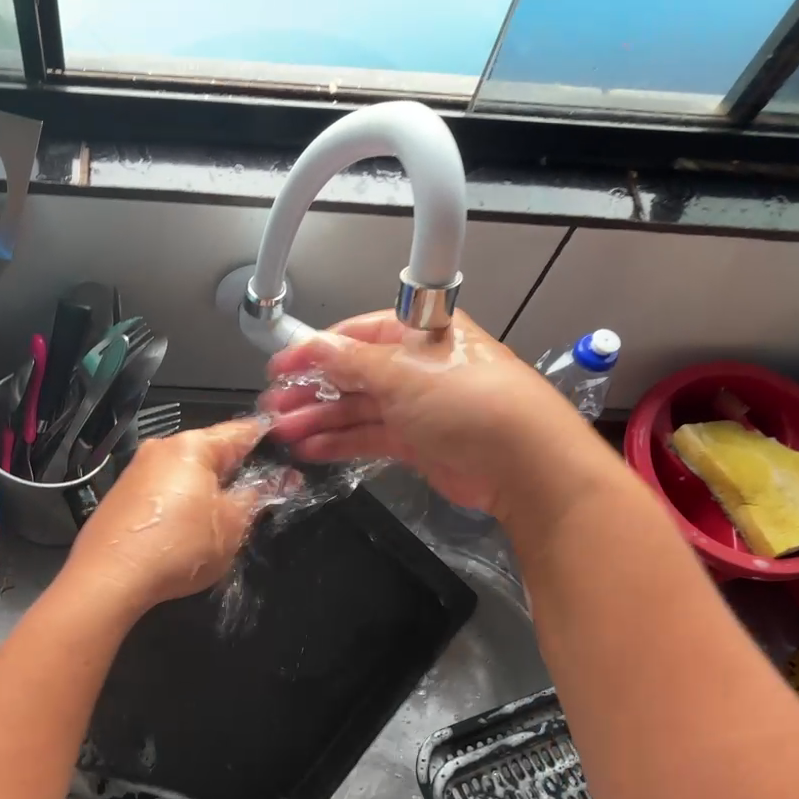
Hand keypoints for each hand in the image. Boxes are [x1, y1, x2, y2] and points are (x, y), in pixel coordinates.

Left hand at [61, 420, 265, 612]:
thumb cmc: (178, 547)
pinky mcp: (120, 498)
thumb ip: (258, 497)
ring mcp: (136, 472)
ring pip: (185, 475)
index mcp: (192, 445)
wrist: (109, 578)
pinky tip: (185, 533)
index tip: (286, 449)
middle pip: (210, 453)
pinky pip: (162, 493)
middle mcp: (160, 449)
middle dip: (235, 473)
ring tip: (221, 522)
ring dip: (206, 492)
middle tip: (258, 497)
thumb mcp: (232, 525)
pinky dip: (180, 506)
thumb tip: (278, 480)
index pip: (241, 431)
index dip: (268, 439)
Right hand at [263, 309, 578, 517]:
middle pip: (352, 374)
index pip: (357, 334)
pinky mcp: (417, 443)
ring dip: (319, 419)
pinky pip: (368, 438)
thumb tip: (316, 345)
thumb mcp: (404, 373)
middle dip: (312, 389)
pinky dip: (339, 443)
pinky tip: (311, 448)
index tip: (283, 364)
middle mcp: (417, 367)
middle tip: (276, 404)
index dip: (317, 349)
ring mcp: (417, 407)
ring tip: (283, 432)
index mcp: (420, 334)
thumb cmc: (477, 405)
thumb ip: (352, 362)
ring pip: (357, 409)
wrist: (522, 464)